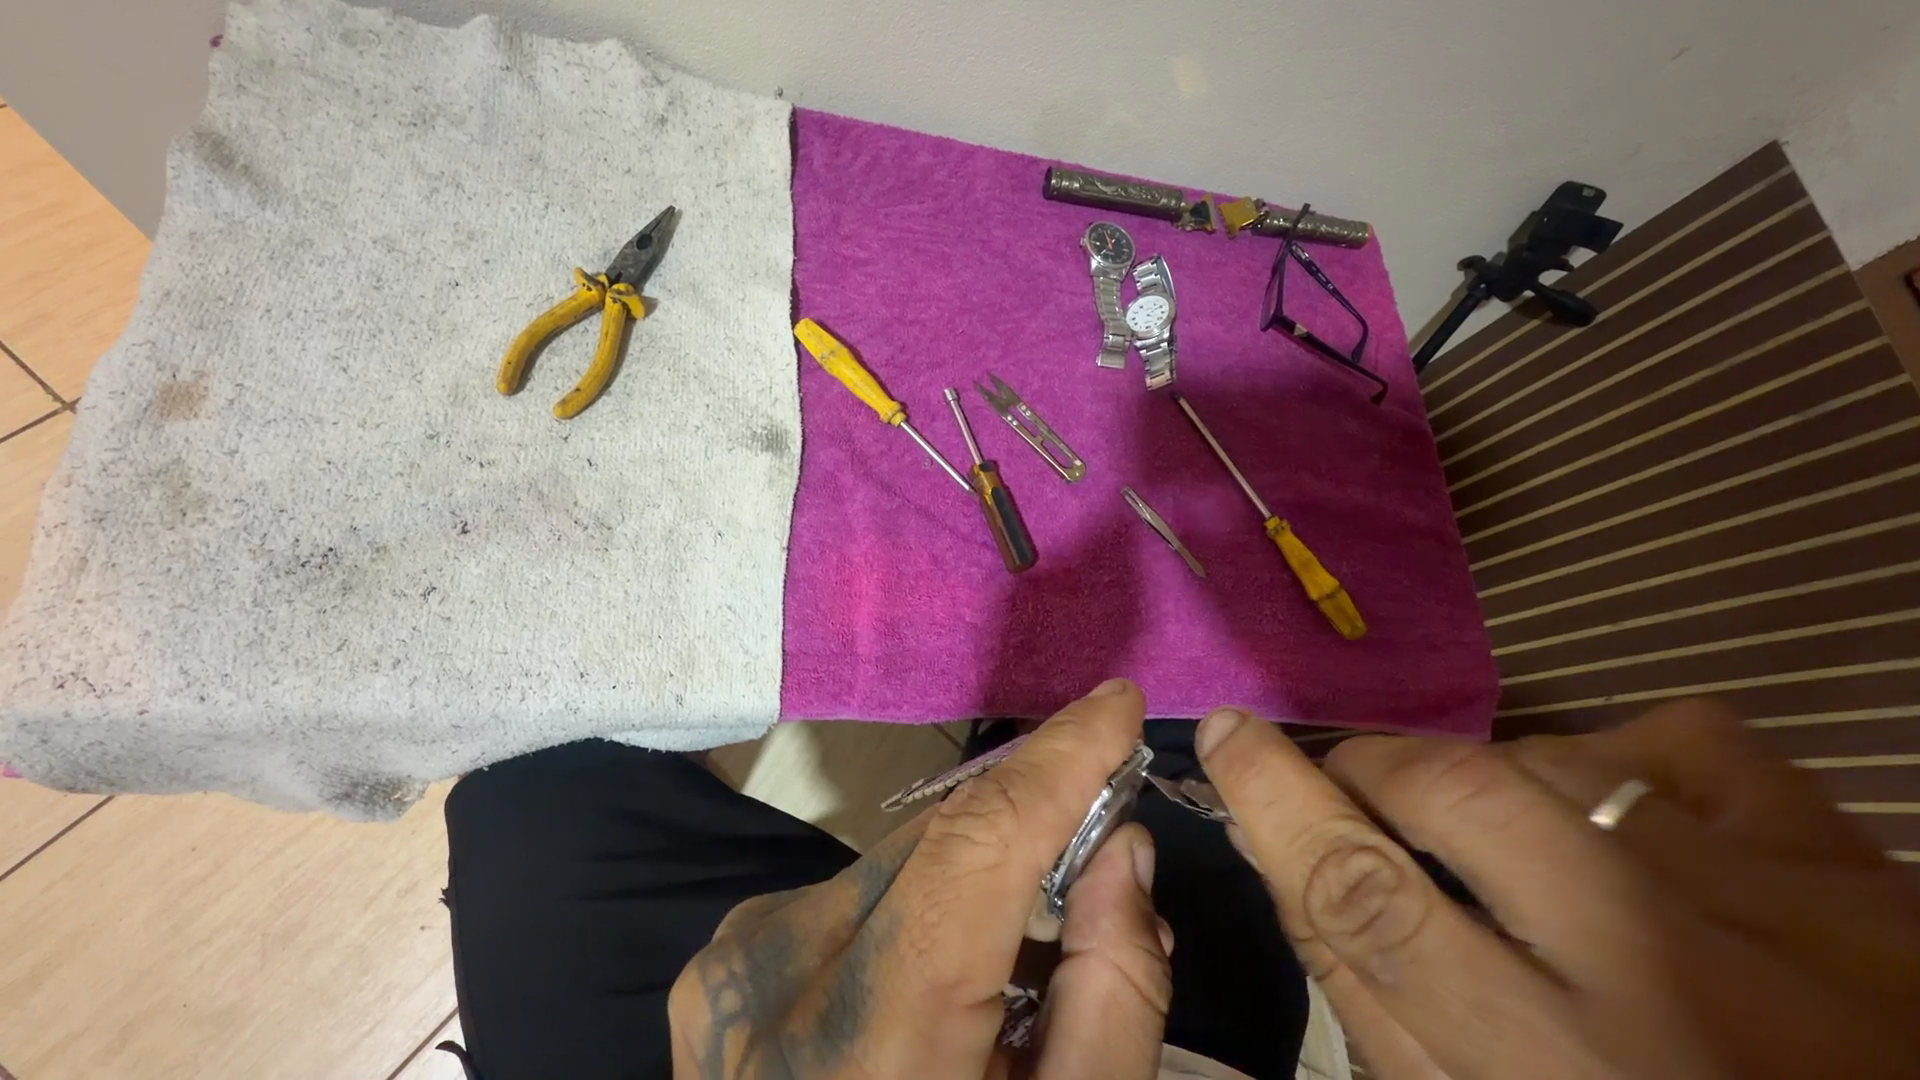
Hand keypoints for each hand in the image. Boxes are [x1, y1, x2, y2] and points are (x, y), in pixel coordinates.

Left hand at [668, 679, 1172, 1078]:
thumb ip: (1111, 998)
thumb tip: (1122, 850)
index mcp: (865, 1041)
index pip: (975, 844)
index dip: (1056, 761)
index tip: (1118, 702)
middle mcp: (779, 972)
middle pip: (939, 847)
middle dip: (1031, 826)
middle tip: (1104, 851)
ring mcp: (734, 963)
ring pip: (897, 863)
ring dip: (973, 877)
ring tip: (1021, 953)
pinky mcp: (723, 961)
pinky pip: (851, 895)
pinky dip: (916, 906)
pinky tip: (940, 975)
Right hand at [1196, 698, 1919, 1079]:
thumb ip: (1369, 991)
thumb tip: (1280, 844)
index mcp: (1548, 1078)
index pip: (1365, 900)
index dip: (1277, 801)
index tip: (1229, 736)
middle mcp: (1672, 995)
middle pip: (1455, 796)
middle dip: (1372, 764)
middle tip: (1361, 781)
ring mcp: (1795, 924)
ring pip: (1553, 759)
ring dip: (1497, 785)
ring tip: (1537, 858)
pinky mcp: (1868, 876)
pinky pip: (1678, 740)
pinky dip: (1614, 758)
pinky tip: (1631, 823)